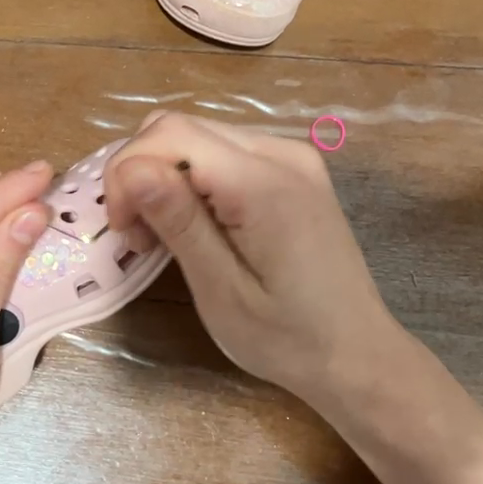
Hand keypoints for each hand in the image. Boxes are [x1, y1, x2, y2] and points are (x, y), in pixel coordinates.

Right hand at [103, 112, 399, 396]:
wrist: (358, 356)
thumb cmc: (286, 339)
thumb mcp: (221, 291)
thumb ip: (179, 221)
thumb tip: (130, 168)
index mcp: (264, 183)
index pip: (169, 136)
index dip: (128, 175)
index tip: (125, 233)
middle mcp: (280, 152)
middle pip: (178, 127)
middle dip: (138, 173)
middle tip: (139, 236)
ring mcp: (289, 156)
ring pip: (192, 135)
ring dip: (160, 176)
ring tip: (163, 234)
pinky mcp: (289, 169)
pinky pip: (217, 151)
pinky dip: (187, 178)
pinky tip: (192, 223)